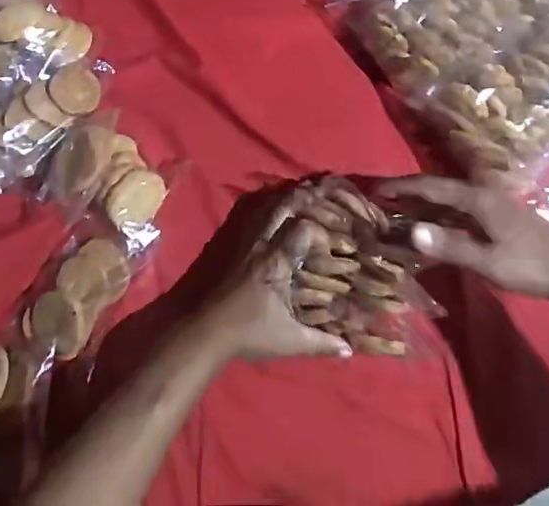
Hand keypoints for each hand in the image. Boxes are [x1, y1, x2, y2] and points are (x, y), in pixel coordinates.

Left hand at [190, 212, 353, 362]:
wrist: (200, 327)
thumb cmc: (246, 332)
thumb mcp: (288, 340)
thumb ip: (320, 343)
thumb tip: (349, 351)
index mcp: (276, 260)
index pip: (304, 228)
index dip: (320, 234)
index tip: (326, 251)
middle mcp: (258, 240)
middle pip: (283, 203)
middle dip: (304, 199)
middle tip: (319, 200)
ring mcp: (238, 236)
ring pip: (263, 203)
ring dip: (282, 198)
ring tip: (298, 198)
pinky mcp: (223, 237)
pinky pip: (244, 209)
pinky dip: (260, 203)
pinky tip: (267, 209)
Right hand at [379, 170, 548, 300]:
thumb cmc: (531, 266)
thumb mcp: (489, 262)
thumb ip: (449, 246)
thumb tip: (411, 231)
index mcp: (476, 197)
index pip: (428, 186)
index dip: (399, 187)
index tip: (373, 190)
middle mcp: (480, 192)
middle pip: (435, 187)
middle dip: (406, 192)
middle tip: (380, 200)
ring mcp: (489, 203)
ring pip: (446, 198)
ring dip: (421, 203)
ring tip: (397, 211)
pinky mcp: (496, 216)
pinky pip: (457, 208)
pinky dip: (437, 213)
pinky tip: (430, 225)